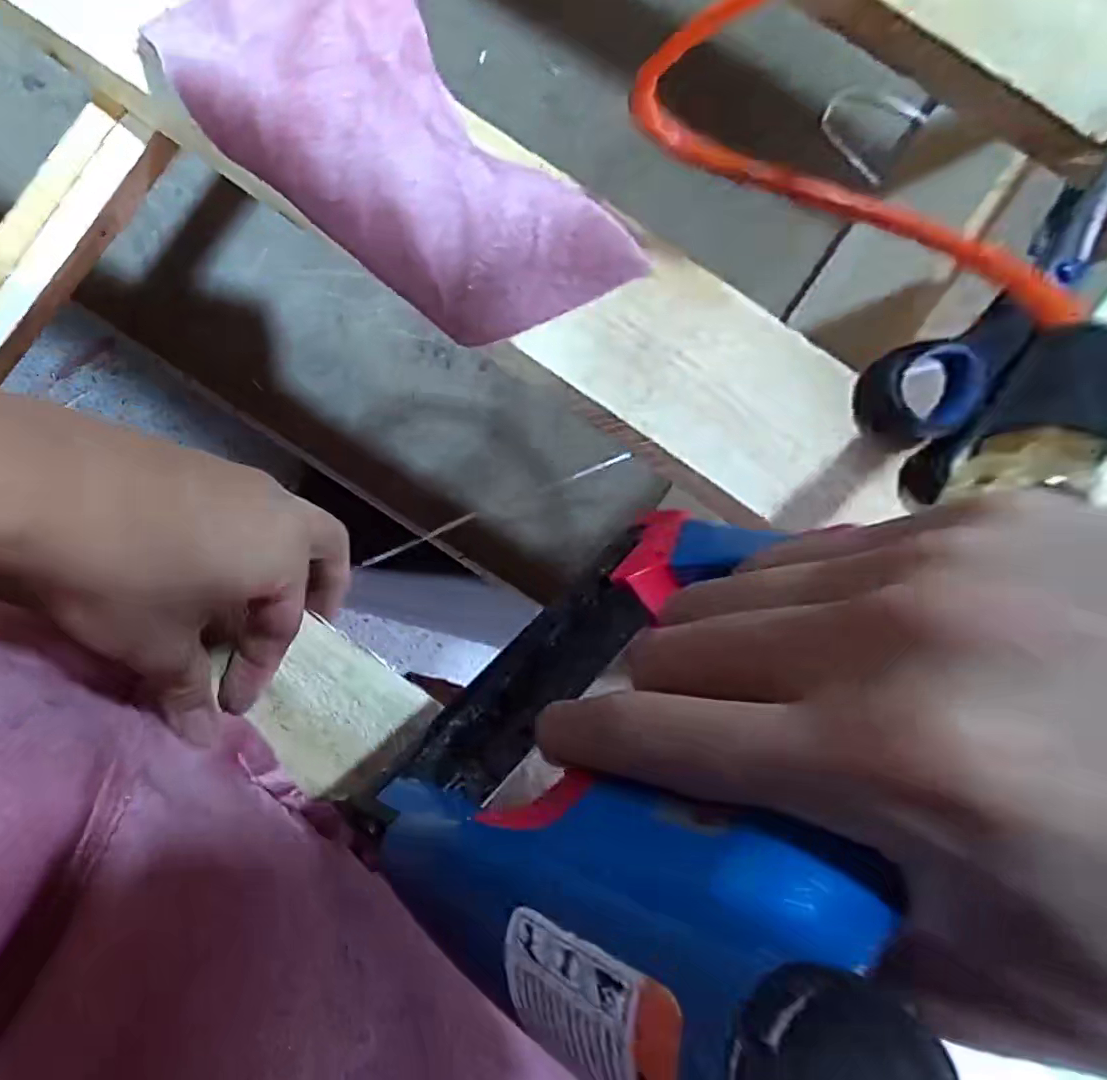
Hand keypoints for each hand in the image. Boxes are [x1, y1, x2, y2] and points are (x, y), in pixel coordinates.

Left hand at [0, 395, 349, 744]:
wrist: (44, 486)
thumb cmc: (121, 578)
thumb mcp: (156, 646)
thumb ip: (189, 690)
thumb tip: (203, 737)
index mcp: (280, 547)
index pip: (285, 623)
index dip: (258, 669)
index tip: (225, 702)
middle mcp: (265, 501)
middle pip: (316, 543)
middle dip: (317, 589)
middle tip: (288, 627)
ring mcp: (222, 470)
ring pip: (265, 520)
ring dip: (257, 563)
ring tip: (220, 600)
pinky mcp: (179, 456)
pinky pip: (222, 504)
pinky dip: (220, 537)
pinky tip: (177, 560)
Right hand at [539, 494, 1106, 1068]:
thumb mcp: (986, 975)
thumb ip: (809, 925)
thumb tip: (682, 879)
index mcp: (890, 761)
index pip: (643, 730)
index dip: (578, 739)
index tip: (561, 746)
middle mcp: (894, 639)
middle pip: (664, 650)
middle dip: (656, 700)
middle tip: (697, 738)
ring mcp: (940, 561)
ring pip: (714, 595)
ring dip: (715, 648)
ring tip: (771, 686)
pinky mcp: (984, 516)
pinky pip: (796, 557)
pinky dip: (787, 604)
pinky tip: (850, 639)